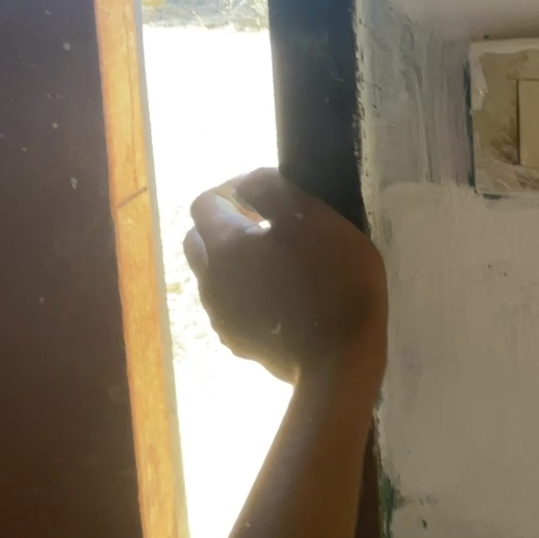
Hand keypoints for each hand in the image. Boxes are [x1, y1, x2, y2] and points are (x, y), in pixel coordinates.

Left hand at [182, 168, 386, 383]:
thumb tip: (247, 182)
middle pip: (199, 239)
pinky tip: (286, 294)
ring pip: (214, 275)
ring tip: (282, 259)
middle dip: (225, 223)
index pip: (205, 203)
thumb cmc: (332, 277)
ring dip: (236, 259)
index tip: (268, 190)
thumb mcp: (311, 216)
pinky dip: (249, 290)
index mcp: (225, 245)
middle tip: (269, 222)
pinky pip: (233, 304)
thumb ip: (271, 189)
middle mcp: (211, 280)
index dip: (232, 187)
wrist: (339, 355)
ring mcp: (222, 316)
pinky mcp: (239, 342)